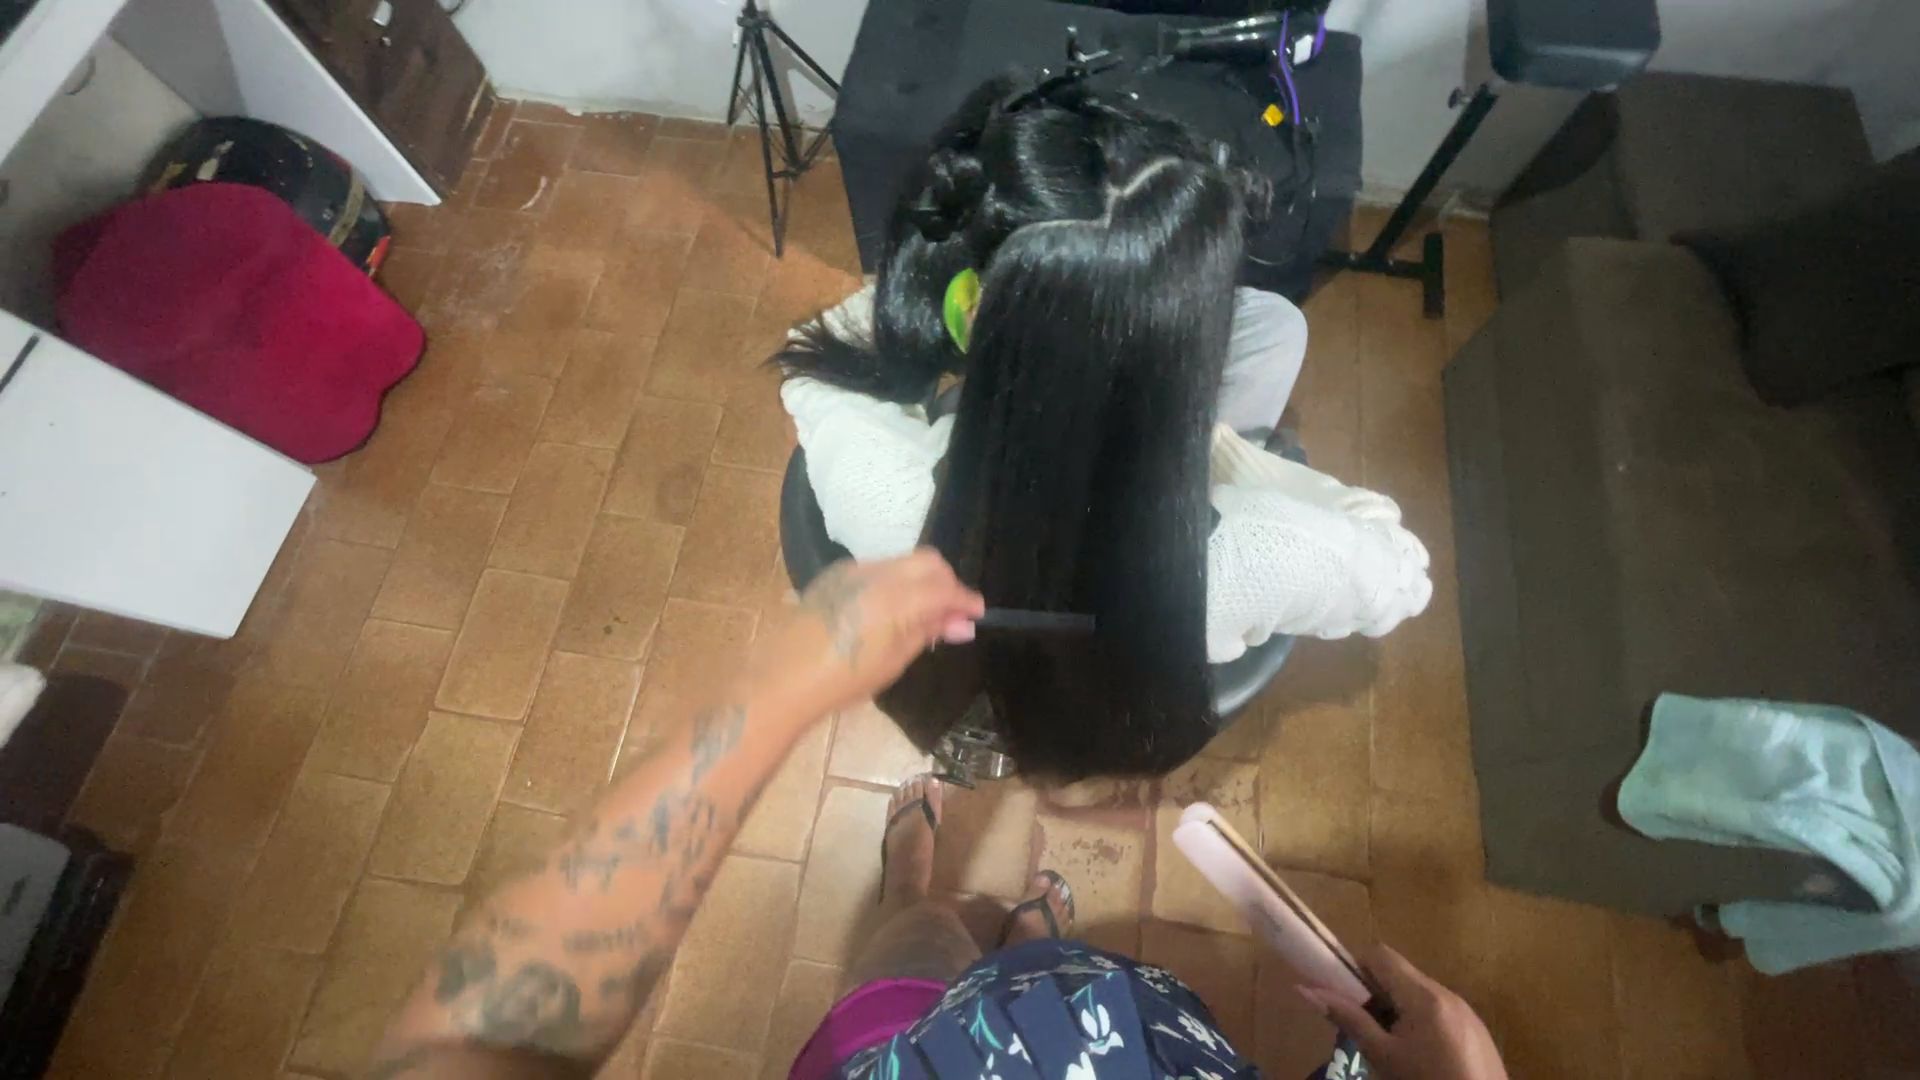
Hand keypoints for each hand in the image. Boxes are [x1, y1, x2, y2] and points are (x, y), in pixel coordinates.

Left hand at [746, 550, 984, 717]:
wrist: (783, 679)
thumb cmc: (843, 681)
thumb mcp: (894, 661)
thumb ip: (929, 633)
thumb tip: (962, 624)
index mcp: (894, 599)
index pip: (945, 587)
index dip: (965, 600)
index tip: (977, 614)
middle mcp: (877, 574)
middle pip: (928, 561)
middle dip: (946, 583)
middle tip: (951, 614)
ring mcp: (853, 570)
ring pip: (903, 562)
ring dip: (921, 581)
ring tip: (922, 615)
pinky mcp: (836, 574)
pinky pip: (879, 568)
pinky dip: (896, 582)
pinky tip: (890, 611)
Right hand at [1297, 946, 1508, 1079]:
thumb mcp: (1383, 1058)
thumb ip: (1348, 1018)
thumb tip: (1305, 989)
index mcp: (1424, 996)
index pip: (1379, 954)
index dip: (1356, 968)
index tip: (1347, 996)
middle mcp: (1447, 994)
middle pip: (1399, 973)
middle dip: (1375, 992)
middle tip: (1367, 1027)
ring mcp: (1467, 1013)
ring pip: (1418, 993)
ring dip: (1397, 1008)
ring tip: (1394, 1047)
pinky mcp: (1479, 1033)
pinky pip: (1439, 1011)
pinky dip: (1421, 1022)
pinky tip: (1423, 1058)